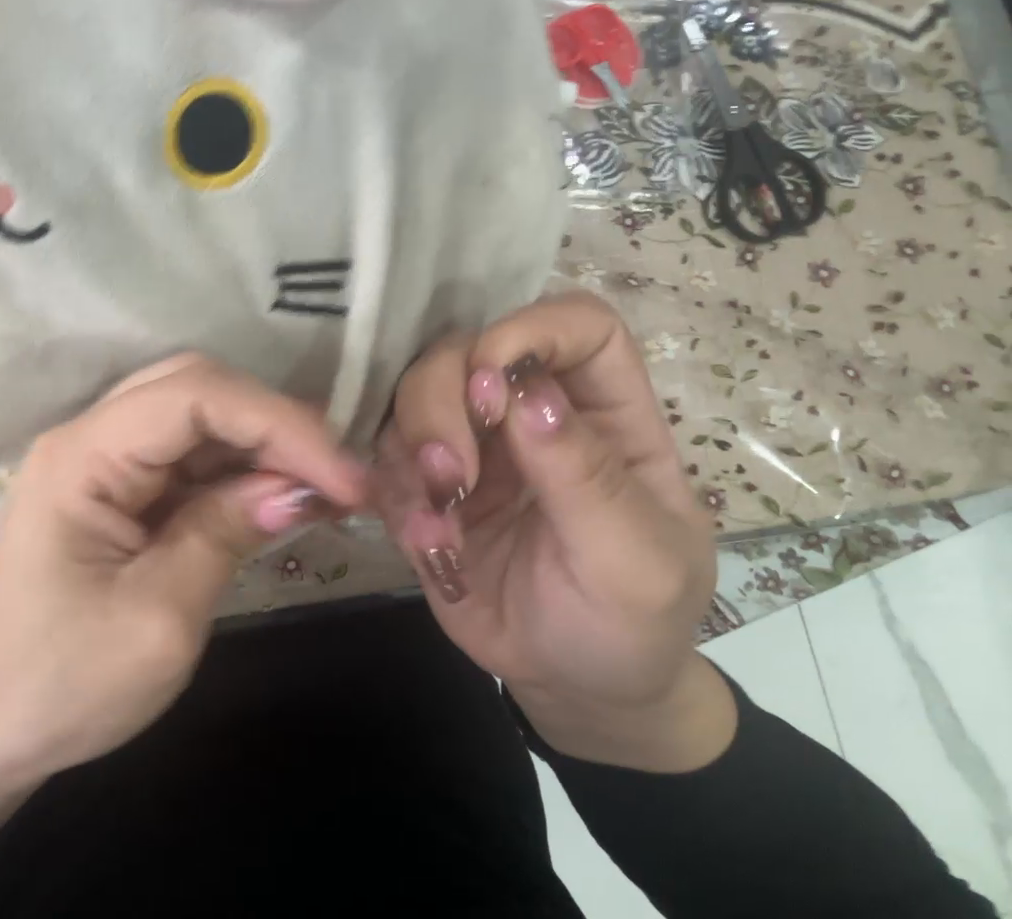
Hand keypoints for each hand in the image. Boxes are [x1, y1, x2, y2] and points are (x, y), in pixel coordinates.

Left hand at [0, 354, 367, 857]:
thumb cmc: (65, 686)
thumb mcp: (160, 618)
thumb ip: (225, 533)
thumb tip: (301, 485)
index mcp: (80, 459)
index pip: (192, 395)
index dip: (278, 422)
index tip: (347, 479)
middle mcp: (82, 443)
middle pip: (190, 390)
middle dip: (272, 423)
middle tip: (342, 479)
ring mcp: (93, 470)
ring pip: (191, 422)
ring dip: (260, 447)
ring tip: (329, 491)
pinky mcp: (108, 500)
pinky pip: (180, 465)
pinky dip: (234, 476)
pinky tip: (280, 500)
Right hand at [373, 293, 734, 770]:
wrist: (570, 685)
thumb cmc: (628, 622)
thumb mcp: (633, 562)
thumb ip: (584, 477)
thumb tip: (528, 394)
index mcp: (604, 416)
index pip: (575, 328)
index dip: (530, 331)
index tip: (492, 384)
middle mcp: (527, 417)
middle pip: (464, 351)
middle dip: (441, 402)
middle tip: (449, 476)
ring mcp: (469, 449)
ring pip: (408, 397)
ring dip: (409, 450)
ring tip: (436, 524)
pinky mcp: (420, 489)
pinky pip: (381, 460)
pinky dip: (391, 496)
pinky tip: (427, 546)